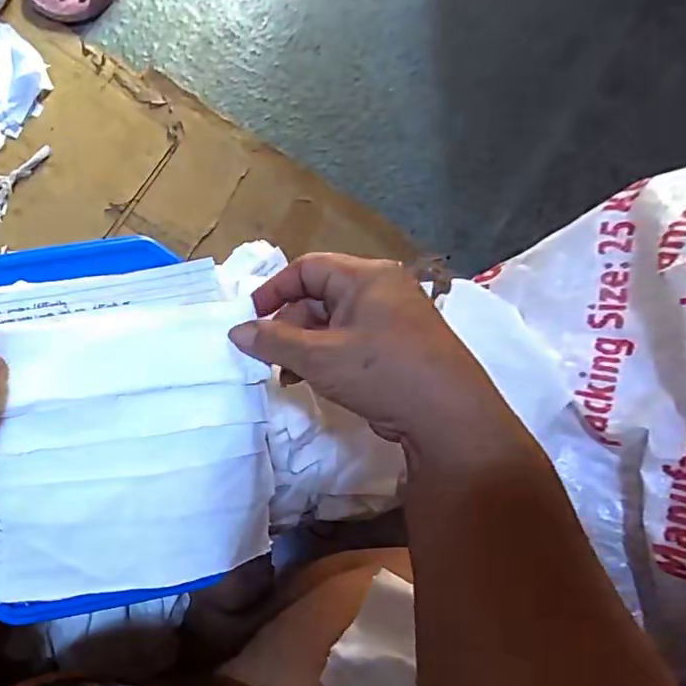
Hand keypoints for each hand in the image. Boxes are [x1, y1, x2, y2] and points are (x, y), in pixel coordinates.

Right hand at [229, 254, 518, 453]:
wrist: (448, 418)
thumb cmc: (382, 373)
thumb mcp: (317, 356)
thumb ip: (271, 341)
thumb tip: (236, 331)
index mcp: (367, 278)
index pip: (306, 268)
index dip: (272, 291)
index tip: (247, 320)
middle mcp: (379, 290)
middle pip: (314, 296)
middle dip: (285, 327)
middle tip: (267, 356)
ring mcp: (387, 318)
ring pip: (326, 322)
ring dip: (299, 347)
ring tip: (287, 375)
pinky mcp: (391, 345)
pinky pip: (343, 341)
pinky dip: (320, 357)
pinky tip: (309, 380)